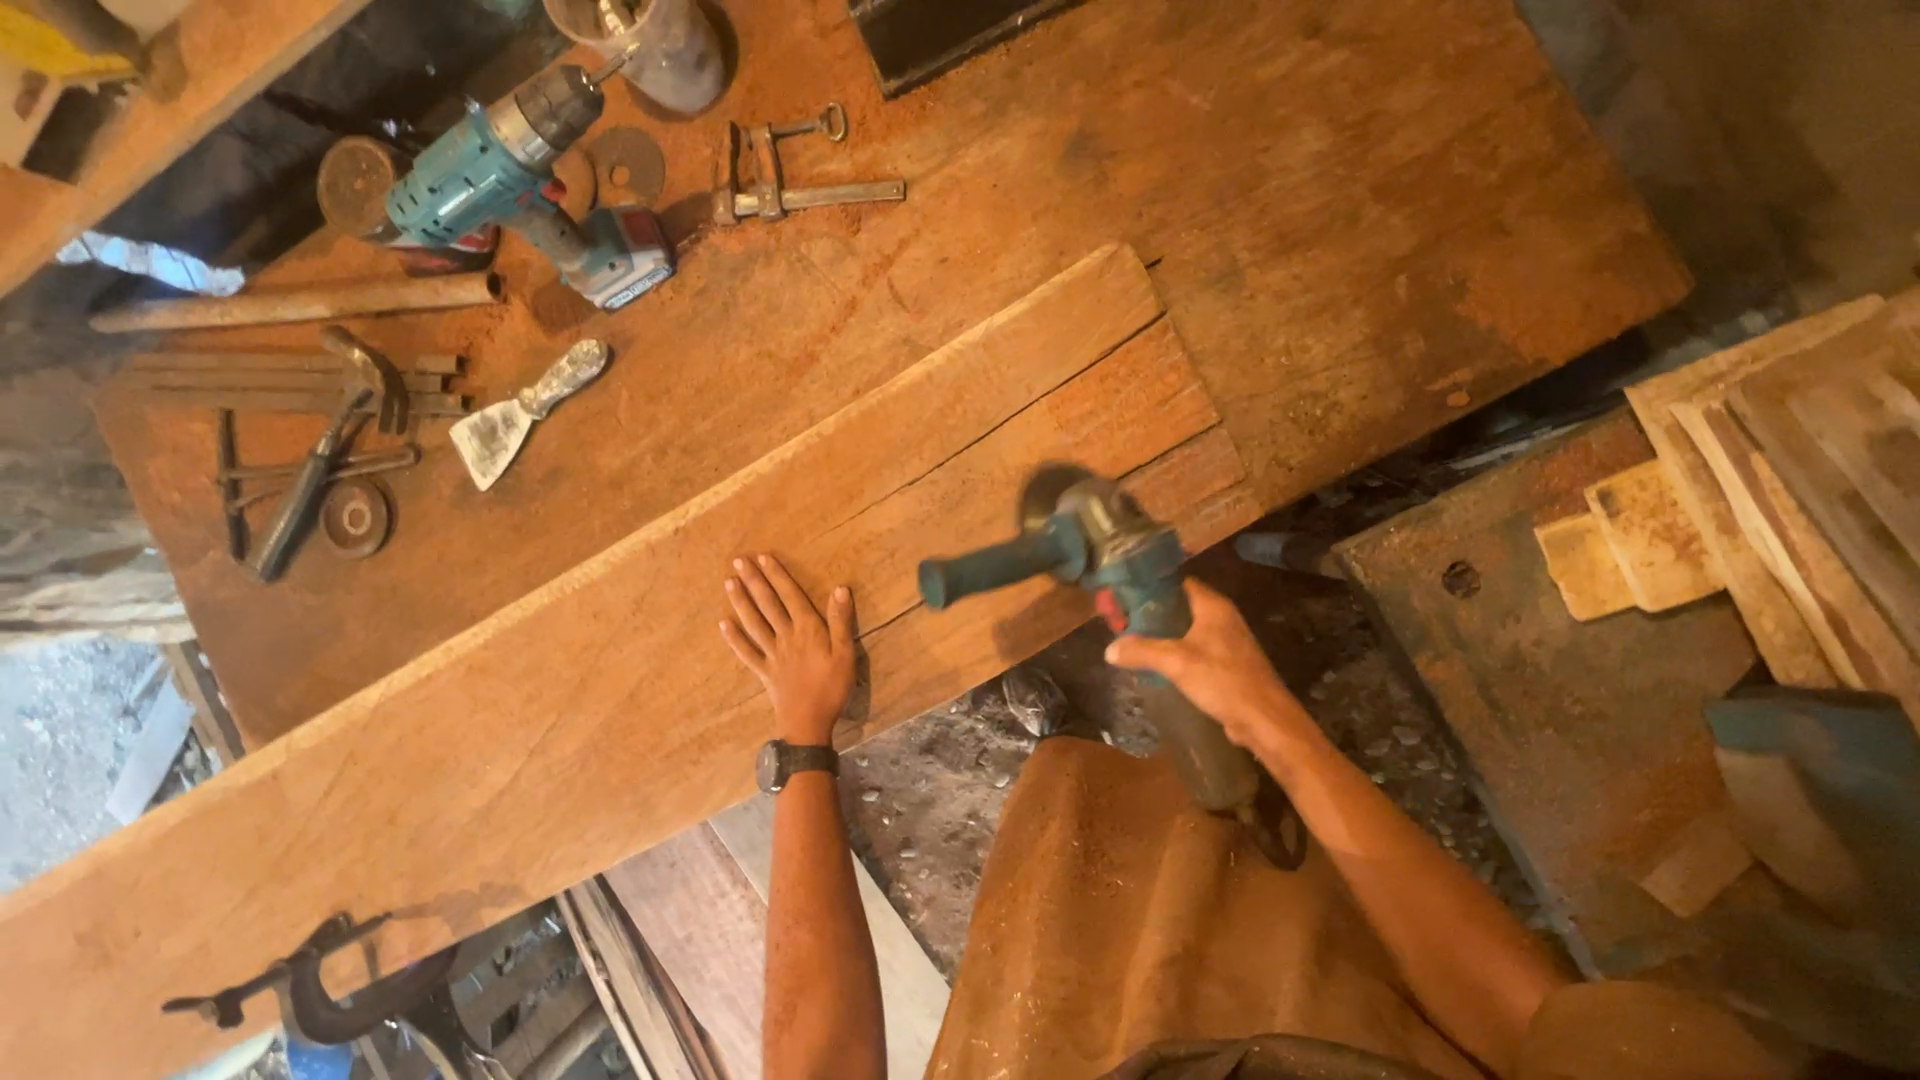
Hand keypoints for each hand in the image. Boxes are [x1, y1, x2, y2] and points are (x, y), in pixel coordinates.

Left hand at [720, 553, 856, 745]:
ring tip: (729, 583)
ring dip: (740, 602)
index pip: (790, 596)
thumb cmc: (832, 688)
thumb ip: (841, 621)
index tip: (763, 557)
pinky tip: (723, 624)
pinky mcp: (764, 671)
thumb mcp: (845, 654)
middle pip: (767, 604)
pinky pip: (746, 652)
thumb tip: (840, 588)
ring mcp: (771, 654)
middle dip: (753, 581)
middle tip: (738, 561)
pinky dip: (733, 638)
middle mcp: (785, 636)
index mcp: (807, 630)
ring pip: (753, 623)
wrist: (808, 723)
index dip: (777, 576)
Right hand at [1104, 579, 1313, 758]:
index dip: (1150, 585)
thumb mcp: (1176, 662)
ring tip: (1132, 640)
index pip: (1178, 582)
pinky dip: (1174, 652)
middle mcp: (1222, 618)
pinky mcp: (1227, 664)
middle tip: (1121, 621)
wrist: (1264, 719)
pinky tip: (1156, 664)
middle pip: (1180, 605)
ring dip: (1161, 634)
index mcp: (1213, 607)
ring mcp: (1227, 641)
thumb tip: (1109, 649)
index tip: (1124, 595)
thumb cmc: (1223, 680)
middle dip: (1150, 612)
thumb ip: (1142, 651)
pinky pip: (1194, 649)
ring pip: (1186, 629)